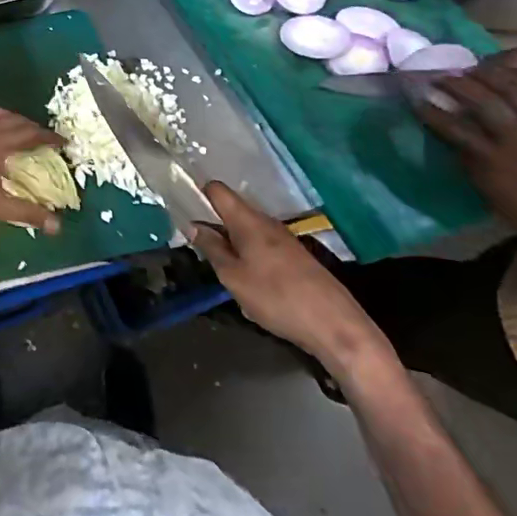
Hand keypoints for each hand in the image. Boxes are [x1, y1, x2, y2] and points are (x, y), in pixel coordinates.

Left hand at [0, 109, 63, 233]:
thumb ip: (27, 213)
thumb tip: (57, 226)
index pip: (32, 134)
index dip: (50, 138)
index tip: (64, 143)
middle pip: (20, 122)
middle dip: (37, 129)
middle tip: (49, 142)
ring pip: (3, 115)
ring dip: (20, 122)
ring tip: (28, 135)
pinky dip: (3, 120)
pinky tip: (0, 135)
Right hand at [191, 183, 389, 375]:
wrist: (334, 324)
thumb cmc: (276, 297)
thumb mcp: (233, 276)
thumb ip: (211, 248)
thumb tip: (193, 226)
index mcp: (248, 220)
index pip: (218, 190)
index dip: (198, 194)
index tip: (182, 210)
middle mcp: (267, 222)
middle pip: (232, 211)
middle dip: (213, 224)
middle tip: (195, 246)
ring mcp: (284, 239)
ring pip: (247, 231)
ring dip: (231, 244)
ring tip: (219, 268)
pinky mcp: (296, 257)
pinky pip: (262, 247)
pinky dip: (249, 256)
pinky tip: (248, 283)